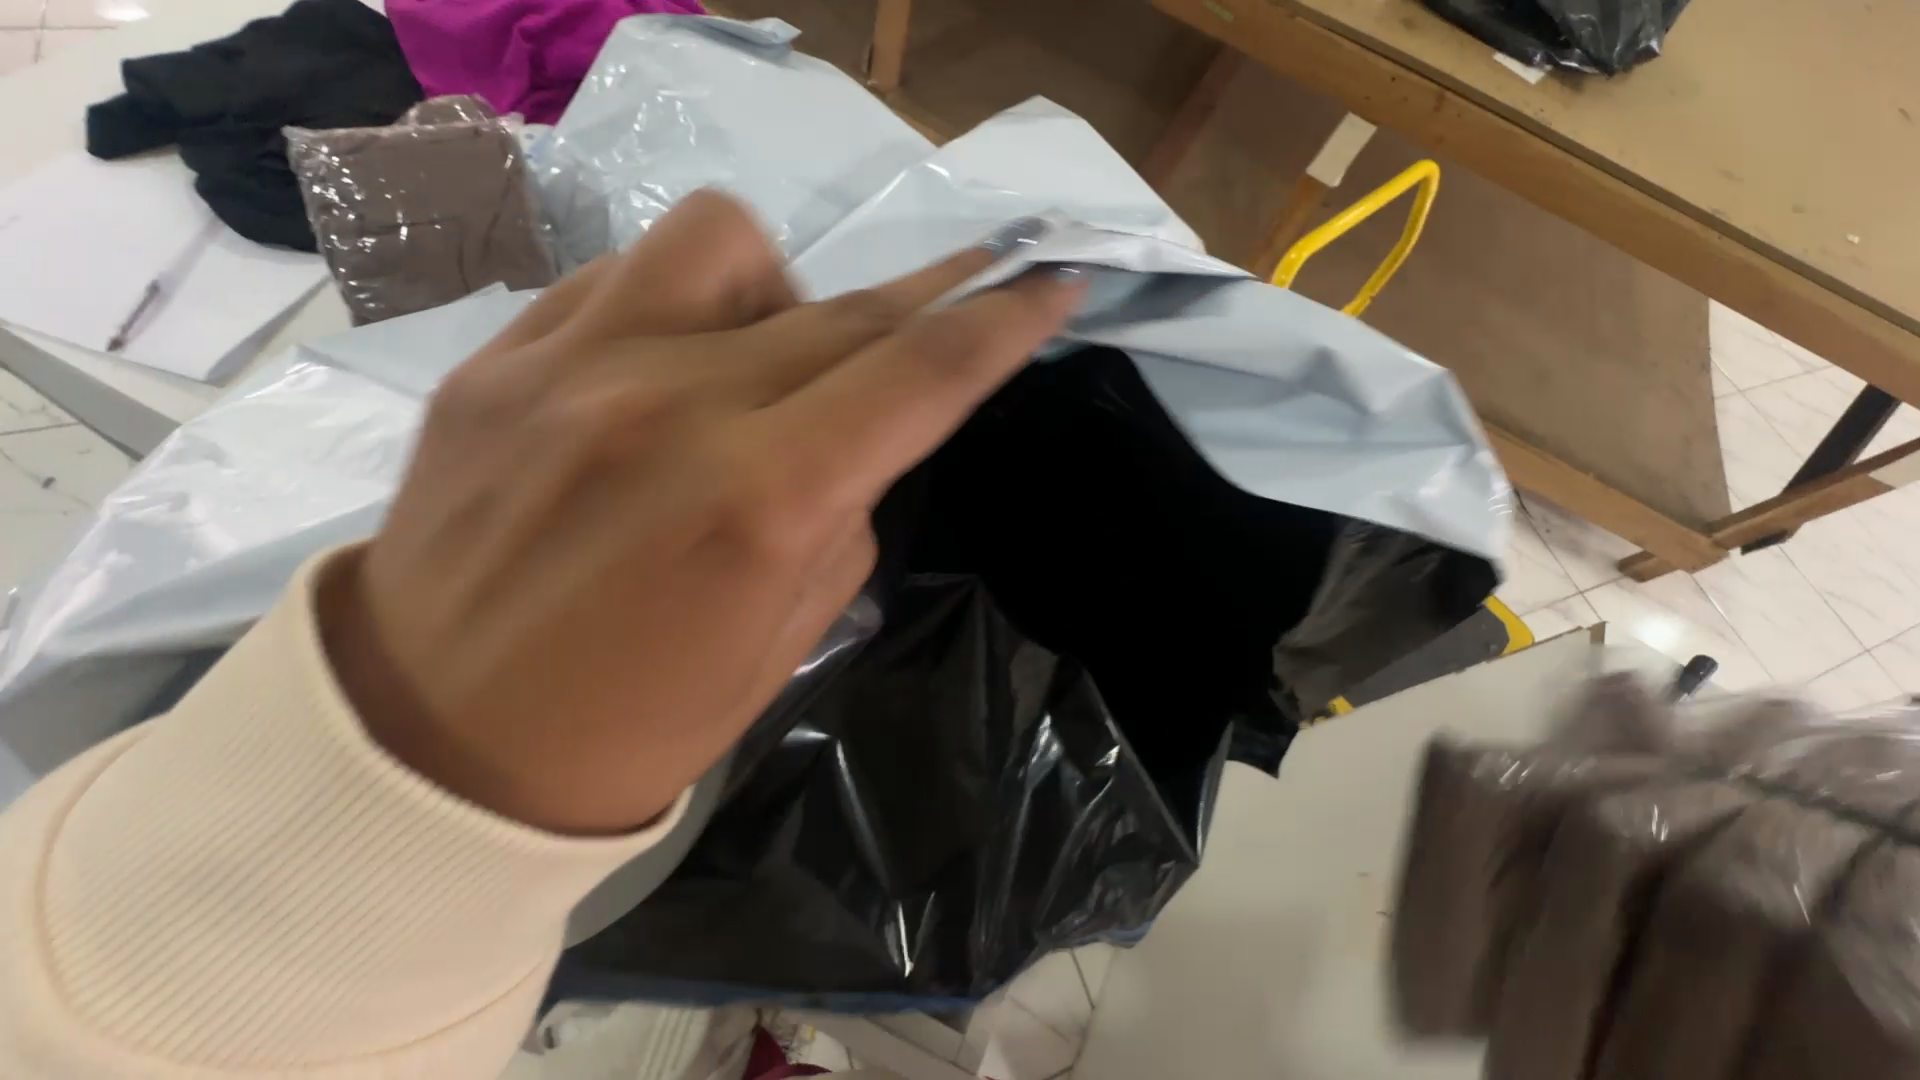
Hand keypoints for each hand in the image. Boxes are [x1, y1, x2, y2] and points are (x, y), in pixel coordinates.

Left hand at [317, 192, 1081, 834]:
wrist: (434, 744)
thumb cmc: (640, 724)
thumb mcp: (786, 640)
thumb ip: (841, 516)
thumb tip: (853, 437)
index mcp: (761, 501)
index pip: (919, 375)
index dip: (1002, 321)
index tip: (1049, 283)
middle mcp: (672, 404)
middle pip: (845, 309)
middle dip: (927, 299)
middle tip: (962, 297)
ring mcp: (572, 367)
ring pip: (727, 238)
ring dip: (782, 289)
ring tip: (760, 358)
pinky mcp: (497, 360)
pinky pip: (625, 274)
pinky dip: (678, 306)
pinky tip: (662, 372)